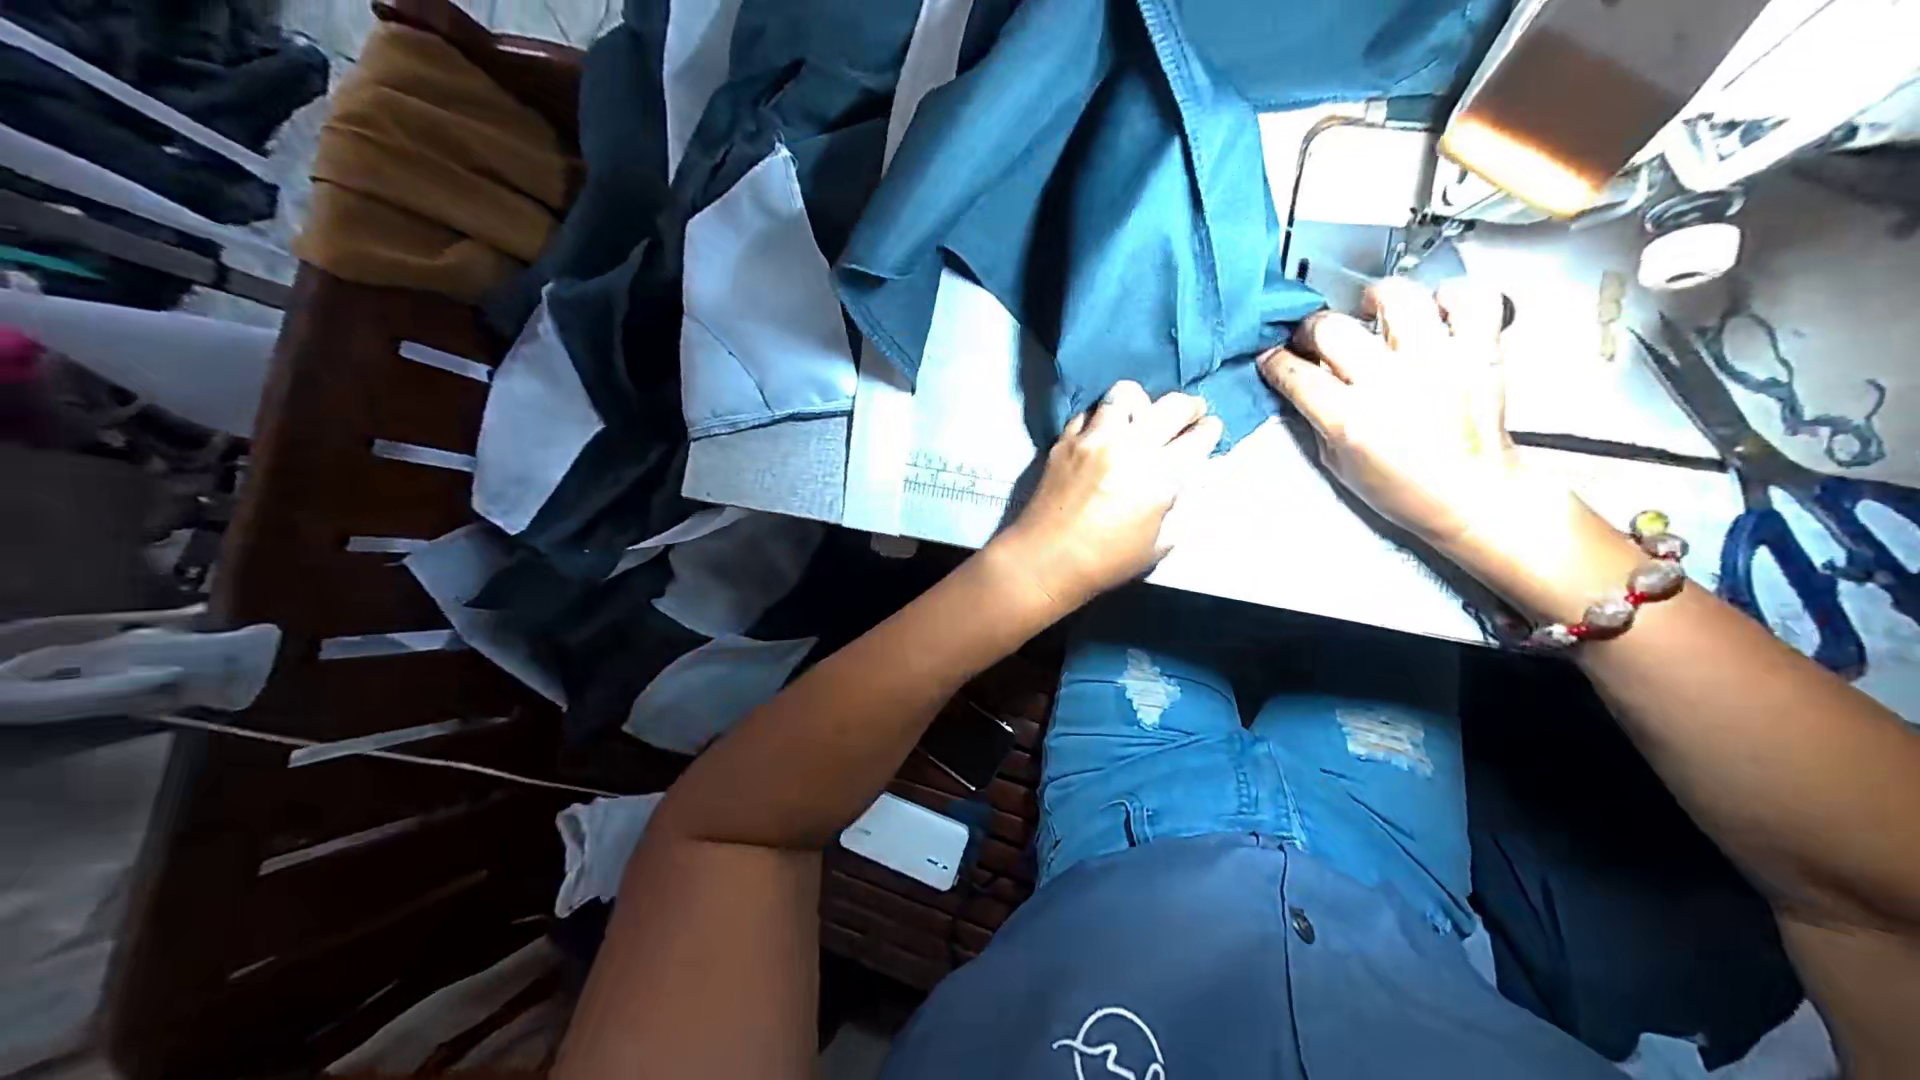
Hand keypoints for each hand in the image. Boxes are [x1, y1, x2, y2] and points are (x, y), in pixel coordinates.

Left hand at [991, 381, 1222, 607]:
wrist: (1045, 559)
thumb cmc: (1105, 561)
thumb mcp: (1157, 545)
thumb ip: (1174, 508)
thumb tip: (1180, 484)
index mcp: (1159, 475)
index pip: (1197, 437)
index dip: (1209, 430)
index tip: (1210, 429)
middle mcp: (1129, 446)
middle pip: (1171, 405)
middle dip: (1188, 406)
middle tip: (1189, 412)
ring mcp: (1094, 439)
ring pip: (1124, 394)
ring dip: (1140, 403)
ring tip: (1140, 415)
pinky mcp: (1064, 441)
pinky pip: (1088, 413)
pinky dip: (1100, 418)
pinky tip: (1102, 432)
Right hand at [1259, 278, 1539, 545]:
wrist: (1471, 497)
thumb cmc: (1405, 489)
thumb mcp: (1337, 463)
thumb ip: (1316, 418)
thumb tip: (1299, 383)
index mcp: (1351, 421)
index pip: (1295, 374)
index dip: (1276, 360)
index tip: (1274, 356)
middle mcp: (1392, 386)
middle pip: (1332, 328)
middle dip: (1312, 328)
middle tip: (1316, 335)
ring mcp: (1438, 365)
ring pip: (1397, 298)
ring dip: (1375, 299)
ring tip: (1372, 311)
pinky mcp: (1479, 354)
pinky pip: (1470, 300)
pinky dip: (1450, 296)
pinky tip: (1433, 312)